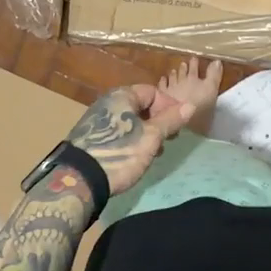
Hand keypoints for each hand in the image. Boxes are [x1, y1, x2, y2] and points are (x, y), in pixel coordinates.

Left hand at [65, 84, 193, 194]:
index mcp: (122, 95)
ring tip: (153, 152)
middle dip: (158, 121)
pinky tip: (134, 157)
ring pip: (129, 120)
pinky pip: (116, 131)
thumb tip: (190, 105)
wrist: (79, 179)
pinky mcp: (90, 136)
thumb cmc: (120, 153)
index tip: (177, 126)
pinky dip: (130, 139)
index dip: (169, 106)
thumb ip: (170, 120)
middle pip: (140, 105)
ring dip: (145, 133)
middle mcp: (107, 101)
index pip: (152, 91)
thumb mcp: (150, 138)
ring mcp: (96, 118)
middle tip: (168, 141)